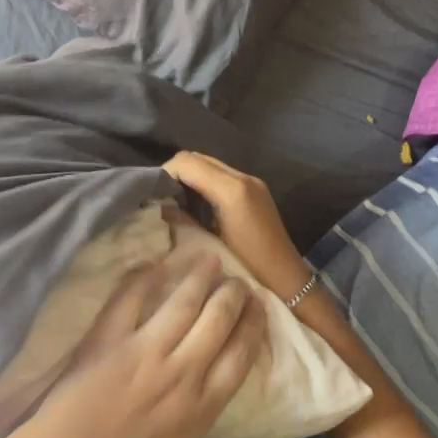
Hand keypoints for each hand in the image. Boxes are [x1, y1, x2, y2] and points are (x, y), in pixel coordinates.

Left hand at [0, 254, 267, 437]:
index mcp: (201, 409)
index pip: (241, 356)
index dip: (254, 326)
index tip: (258, 307)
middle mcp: (183, 373)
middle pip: (219, 320)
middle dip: (233, 294)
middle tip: (236, 280)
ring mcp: (146, 351)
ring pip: (185, 302)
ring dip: (200, 276)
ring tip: (209, 260)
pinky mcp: (110, 337)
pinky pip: (132, 297)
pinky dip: (145, 276)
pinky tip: (156, 263)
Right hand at [163, 151, 311, 302]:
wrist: (286, 280)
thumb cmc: (248, 268)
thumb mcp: (210, 246)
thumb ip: (183, 220)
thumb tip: (159, 208)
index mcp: (232, 190)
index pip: (188, 163)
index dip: (165, 172)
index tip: (151, 192)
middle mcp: (243, 178)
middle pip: (198, 157)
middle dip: (175, 172)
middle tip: (160, 195)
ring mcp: (252, 181)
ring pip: (209, 163)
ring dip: (189, 176)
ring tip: (174, 200)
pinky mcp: (255, 189)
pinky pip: (221, 174)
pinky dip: (203, 181)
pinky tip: (195, 203)